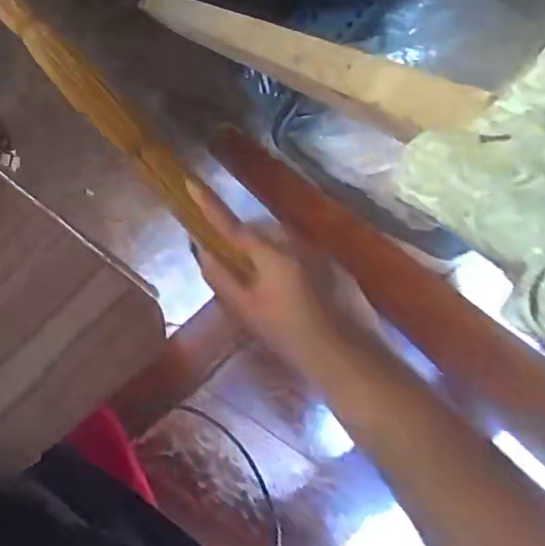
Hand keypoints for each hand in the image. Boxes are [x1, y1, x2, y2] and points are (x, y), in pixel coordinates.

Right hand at [186, 180, 369, 368]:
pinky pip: (305, 256)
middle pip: (260, 230)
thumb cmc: (291, 337)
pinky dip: (292, 264)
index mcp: (270, 254)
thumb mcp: (246, 310)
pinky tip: (295, 294)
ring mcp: (321, 255)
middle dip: (243, 236)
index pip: (231, 224)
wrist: (353, 362)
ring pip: (284, 241)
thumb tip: (202, 249)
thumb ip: (221, 276)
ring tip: (264, 281)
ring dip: (269, 250)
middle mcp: (296, 245)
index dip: (209, 205)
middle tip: (233, 259)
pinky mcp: (340, 270)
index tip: (191, 183)